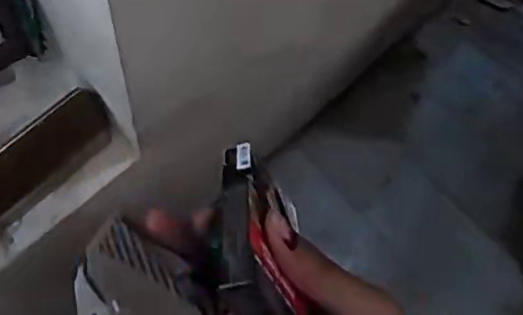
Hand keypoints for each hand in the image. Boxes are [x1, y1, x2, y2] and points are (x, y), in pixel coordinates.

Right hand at [142, 207, 401, 314]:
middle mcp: (276, 301)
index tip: (195, 217)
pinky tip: (178, 294)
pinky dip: (197, 302)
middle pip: (224, 266)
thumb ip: (323, 272)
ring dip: (185, 274)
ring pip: (216, 296)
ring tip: (153, 256)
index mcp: (301, 282)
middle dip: (188, 243)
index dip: (222, 224)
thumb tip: (273, 221)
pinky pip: (219, 314)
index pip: (254, 244)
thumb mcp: (369, 310)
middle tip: (154, 223)